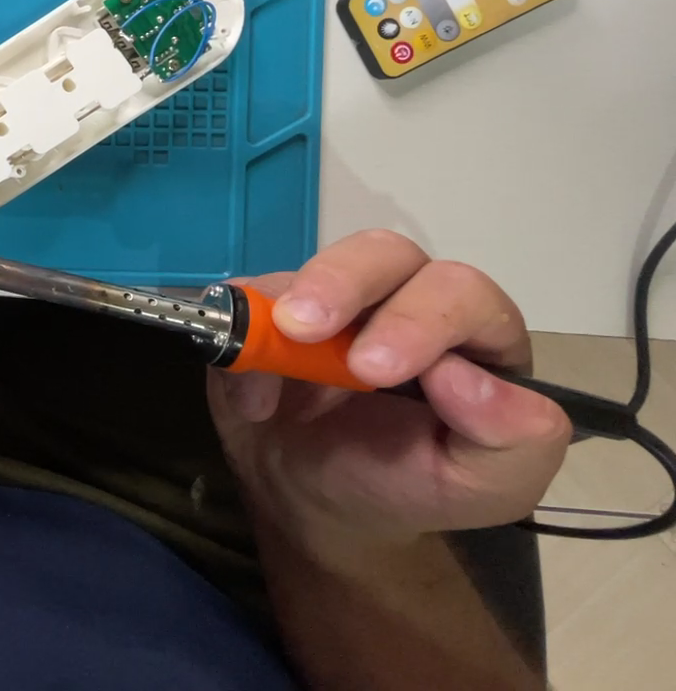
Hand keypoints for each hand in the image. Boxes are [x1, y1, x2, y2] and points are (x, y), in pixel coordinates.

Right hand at [207, 230, 571, 557]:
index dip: (417, 318)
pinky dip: (238, 339)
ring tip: (257, 361)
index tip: (370, 369)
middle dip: (339, 283)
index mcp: (469, 340)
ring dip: (282, 302)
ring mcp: (326, 303)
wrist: (305, 494)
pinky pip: (244, 299)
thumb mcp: (481, 489)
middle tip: (299, 329)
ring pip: (310, 265)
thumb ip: (512, 441)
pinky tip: (250, 398)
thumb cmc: (399, 487)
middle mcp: (399, 305)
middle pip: (384, 254)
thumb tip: (464, 378)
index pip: (460, 294)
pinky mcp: (264, 310)